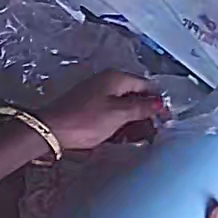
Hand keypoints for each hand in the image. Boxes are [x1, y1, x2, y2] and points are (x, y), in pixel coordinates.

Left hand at [37, 71, 167, 151]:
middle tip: (155, 132)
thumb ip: (141, 107)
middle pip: (135, 95)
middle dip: (146, 113)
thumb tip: (159, 102)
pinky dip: (120, 124)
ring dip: (134, 121)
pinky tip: (123, 137)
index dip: (158, 101)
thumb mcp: (118, 114)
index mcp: (116, 78)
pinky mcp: (89, 108)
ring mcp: (97, 95)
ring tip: (141, 138)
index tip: (166, 118)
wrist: (51, 131)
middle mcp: (107, 82)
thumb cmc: (85, 120)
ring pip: (124, 106)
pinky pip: (112, 113)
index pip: (146, 85)